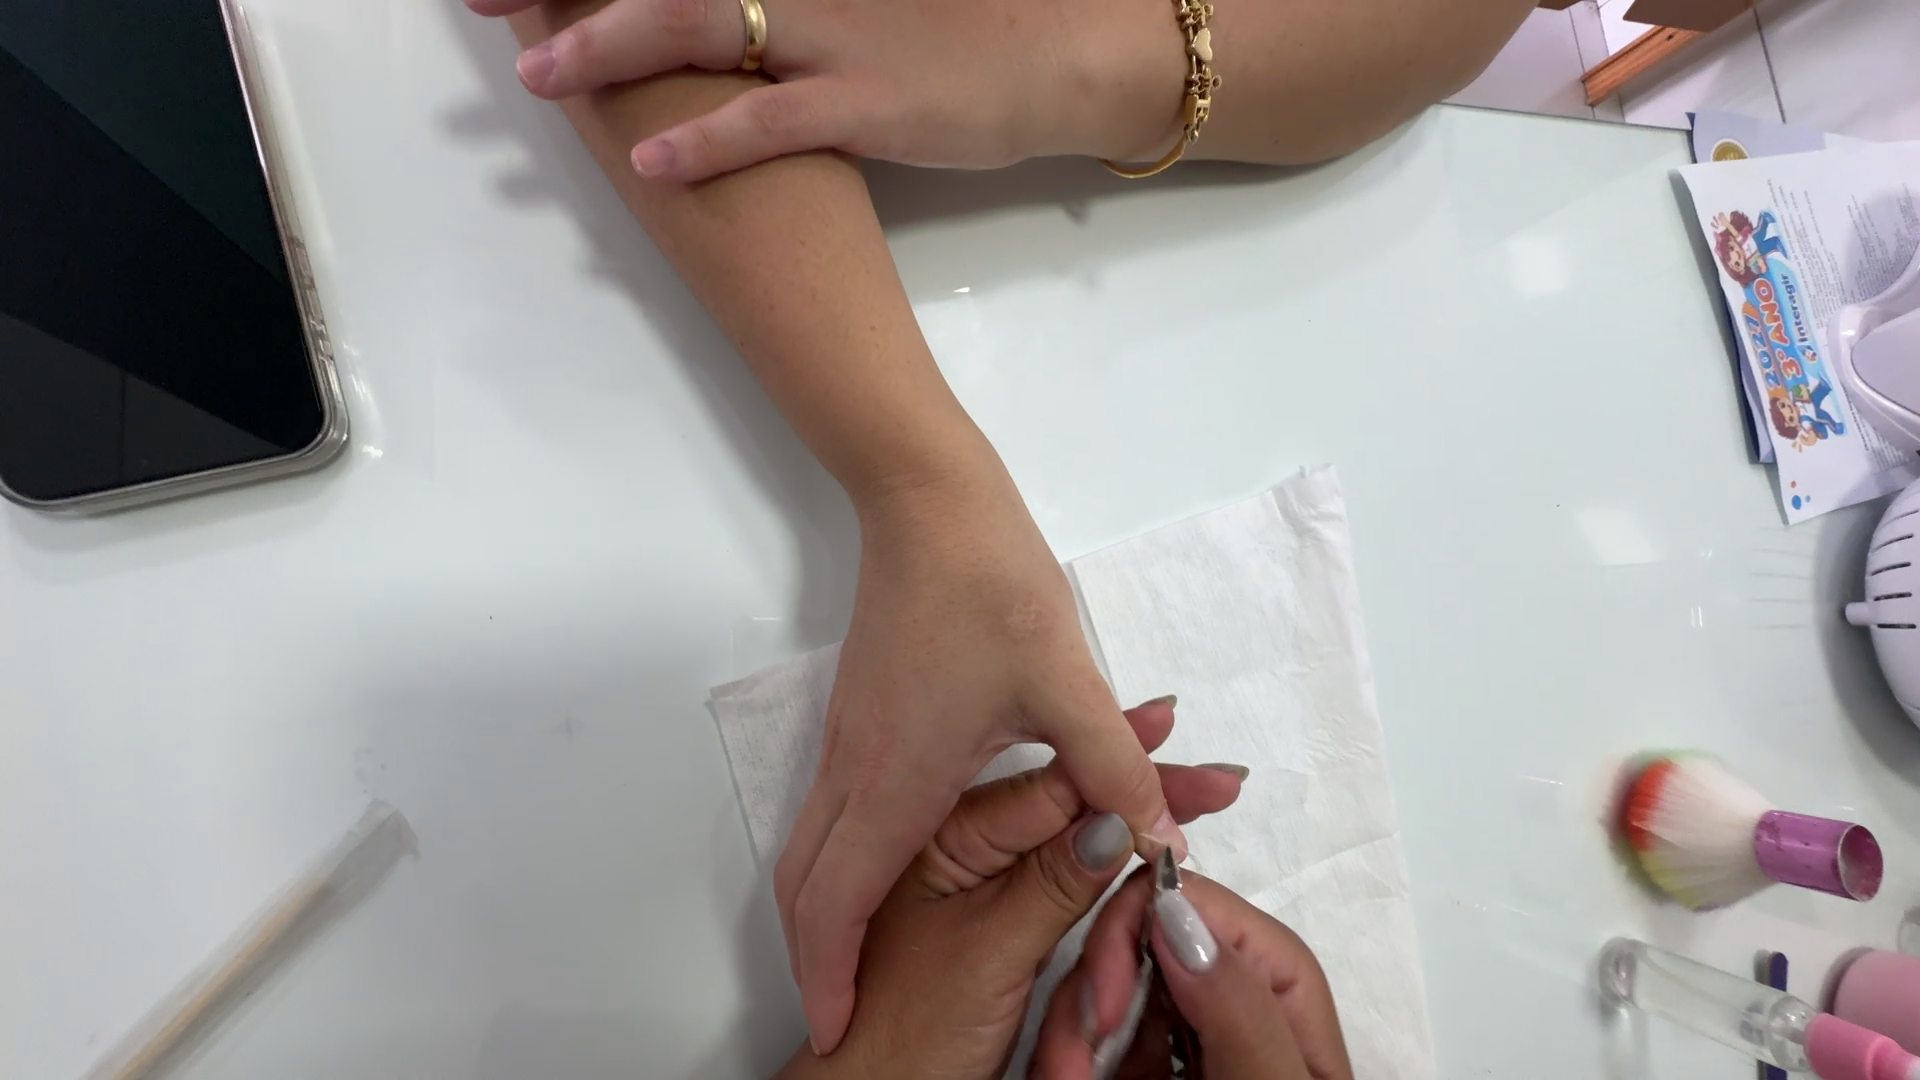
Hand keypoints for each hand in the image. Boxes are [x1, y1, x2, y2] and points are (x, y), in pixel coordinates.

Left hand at [464, 0, 1185, 179]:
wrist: (1056, 55)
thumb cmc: (969, 27)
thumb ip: (795, 2)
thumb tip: (739, 17)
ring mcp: (833, 36)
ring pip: (698, 29)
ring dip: (607, 51)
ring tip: (537, 78)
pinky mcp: (867, 106)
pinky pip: (768, 124)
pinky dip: (707, 142)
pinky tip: (650, 162)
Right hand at [776, 469, 1189, 1052]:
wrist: (929, 504)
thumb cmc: (987, 587)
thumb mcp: (1065, 682)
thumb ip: (1114, 764)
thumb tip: (1158, 831)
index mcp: (898, 774)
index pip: (836, 898)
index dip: (828, 972)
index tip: (833, 1027)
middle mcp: (856, 761)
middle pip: (802, 878)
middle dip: (814, 949)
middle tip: (841, 996)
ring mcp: (848, 730)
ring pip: (813, 837)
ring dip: (827, 899)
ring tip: (864, 942)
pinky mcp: (858, 703)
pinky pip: (832, 798)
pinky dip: (840, 847)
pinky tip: (899, 843)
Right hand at [1032, 868, 1352, 1079]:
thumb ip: (1237, 1009)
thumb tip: (1174, 908)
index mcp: (1275, 984)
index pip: (1199, 908)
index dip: (1136, 929)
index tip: (1100, 996)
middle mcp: (1224, 993)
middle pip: (1136, 945)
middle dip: (1091, 998)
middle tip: (1064, 1070)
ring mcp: (1181, 1032)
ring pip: (1103, 987)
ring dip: (1070, 1038)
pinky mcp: (1143, 1065)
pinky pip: (1093, 1038)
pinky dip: (1069, 1060)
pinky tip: (1062, 1079)